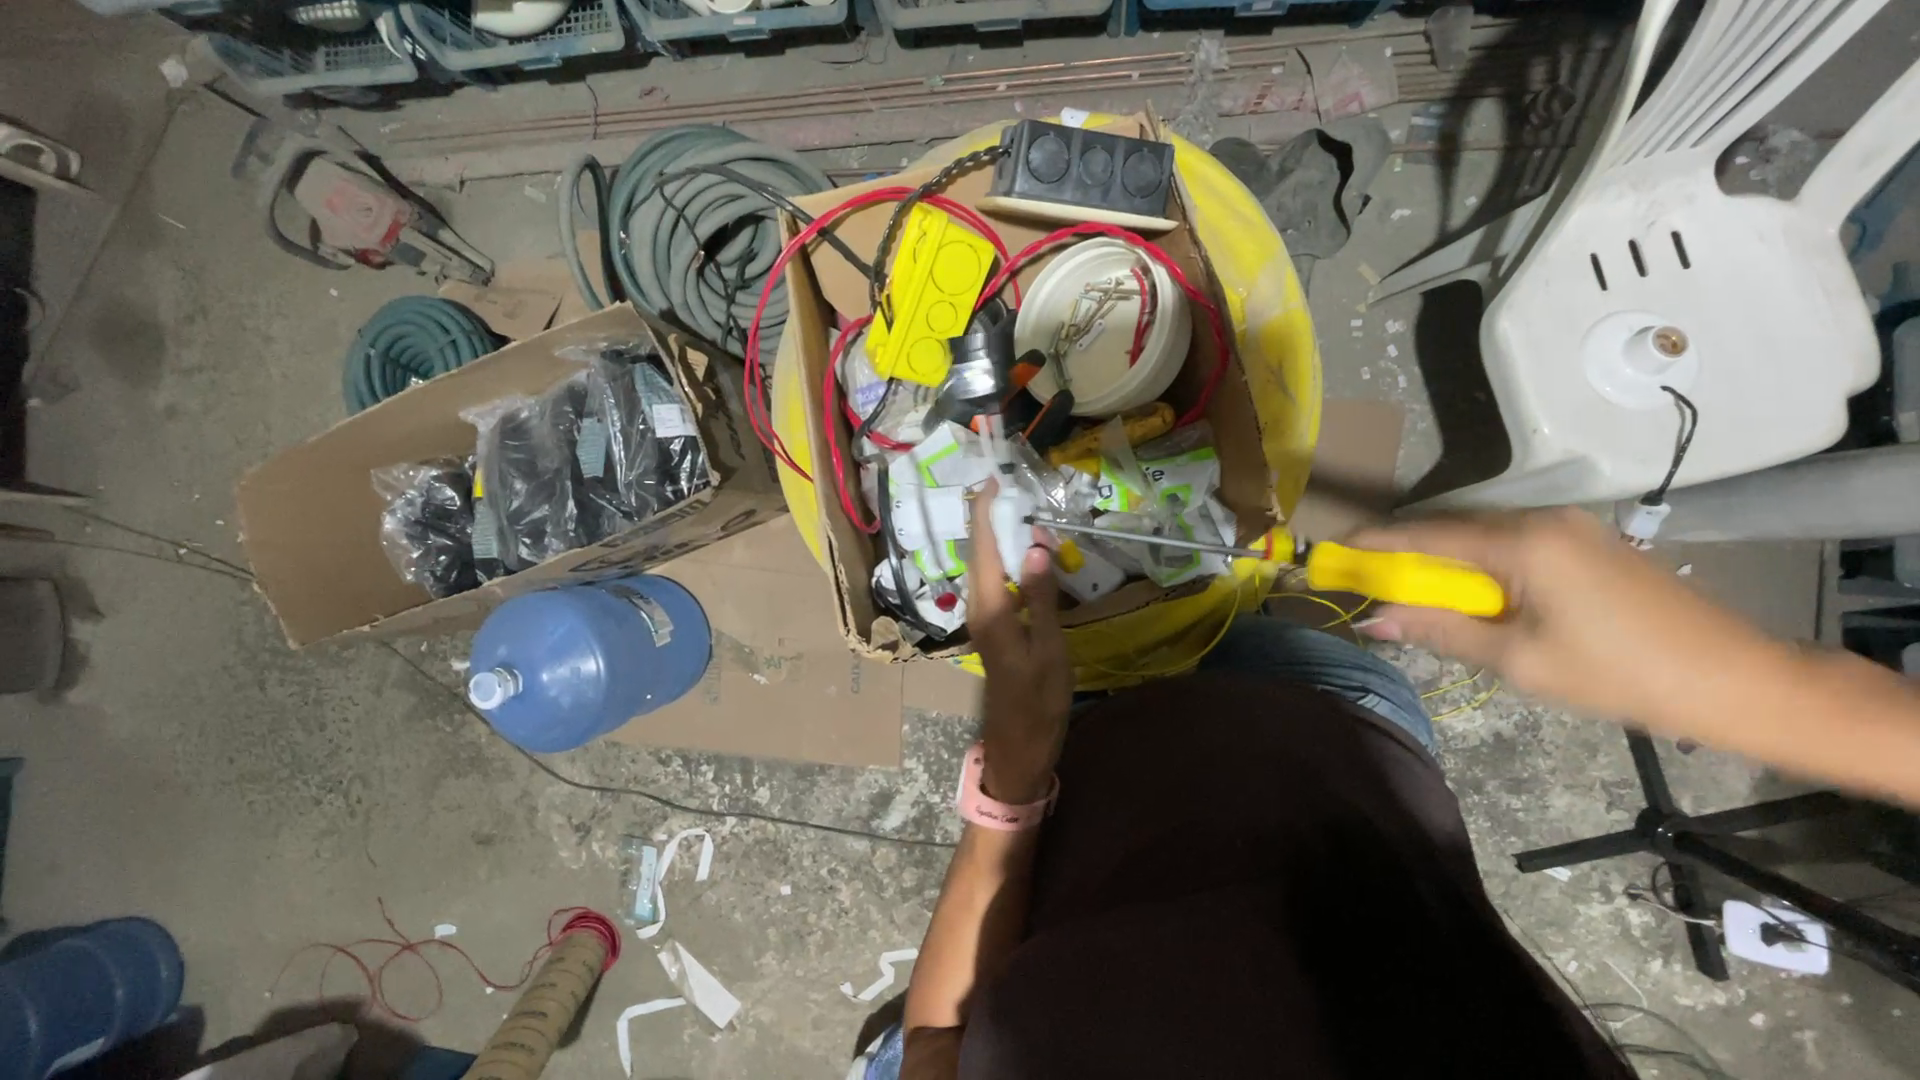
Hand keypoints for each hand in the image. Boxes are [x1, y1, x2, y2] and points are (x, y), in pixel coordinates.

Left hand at [967, 480, 1072, 802]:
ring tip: (1016, 511)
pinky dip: (1004, 562)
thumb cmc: (1038, 702)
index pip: (983, 549)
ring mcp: (982, 620)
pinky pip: (993, 584)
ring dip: (997, 538)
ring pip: (985, 568)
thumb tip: (1036, 546)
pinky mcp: (991, 629)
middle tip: (1009, 487)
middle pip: (980, 554)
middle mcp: (979, 608)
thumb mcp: (1049, 650)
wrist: (1017, 746)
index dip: (985, 512)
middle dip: (990, 518)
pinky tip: (1022, 556)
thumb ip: (1042, 598)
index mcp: (991, 609)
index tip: (993, 480)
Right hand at [1348, 508, 1767, 720]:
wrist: (1734, 679)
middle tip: (1363, 578)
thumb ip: (1439, 630)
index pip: (1426, 534)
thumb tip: (1372, 621)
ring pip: (1478, 534)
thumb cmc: (1618, 674)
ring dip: (1439, 559)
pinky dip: (1475, 563)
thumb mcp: (1517, 659)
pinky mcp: (1585, 540)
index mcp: (1523, 541)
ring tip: (1404, 590)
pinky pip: (1509, 542)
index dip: (1374, 544)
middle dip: (1402, 552)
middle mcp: (1542, 517)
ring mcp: (1569, 525)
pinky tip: (1463, 591)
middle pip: (1449, 528)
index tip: (1331, 552)